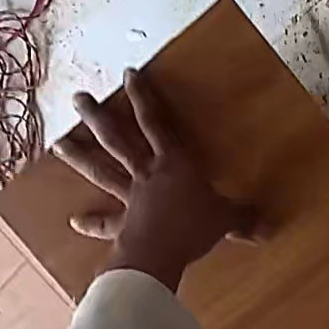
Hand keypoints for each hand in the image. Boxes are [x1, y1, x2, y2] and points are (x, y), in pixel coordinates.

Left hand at [53, 69, 253, 291]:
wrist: (160, 255)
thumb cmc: (192, 226)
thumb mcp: (225, 219)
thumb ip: (244, 218)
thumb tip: (271, 226)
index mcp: (173, 163)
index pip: (156, 122)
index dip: (143, 97)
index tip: (129, 74)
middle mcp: (146, 172)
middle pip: (116, 139)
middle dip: (97, 117)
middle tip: (78, 99)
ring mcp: (130, 196)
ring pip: (101, 170)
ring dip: (80, 156)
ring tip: (58, 143)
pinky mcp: (123, 222)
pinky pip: (107, 221)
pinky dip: (92, 222)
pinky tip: (74, 221)